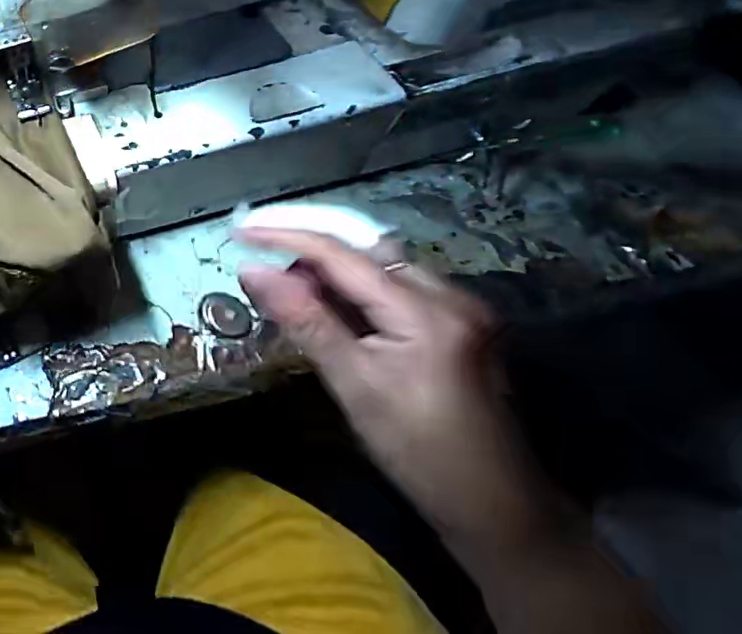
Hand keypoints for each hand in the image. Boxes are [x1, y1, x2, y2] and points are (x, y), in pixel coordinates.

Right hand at [238, 228, 560, 546]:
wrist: (500, 509)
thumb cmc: (420, 454)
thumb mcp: (354, 386)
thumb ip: (305, 320)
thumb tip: (253, 271)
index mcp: (425, 311)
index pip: (342, 254)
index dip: (286, 237)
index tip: (241, 231)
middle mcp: (449, 294)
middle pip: (364, 250)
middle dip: (310, 251)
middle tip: (266, 268)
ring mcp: (461, 305)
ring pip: (380, 263)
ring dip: (333, 268)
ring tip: (293, 287)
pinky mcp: (460, 319)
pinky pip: (397, 283)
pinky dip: (359, 286)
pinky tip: (335, 304)